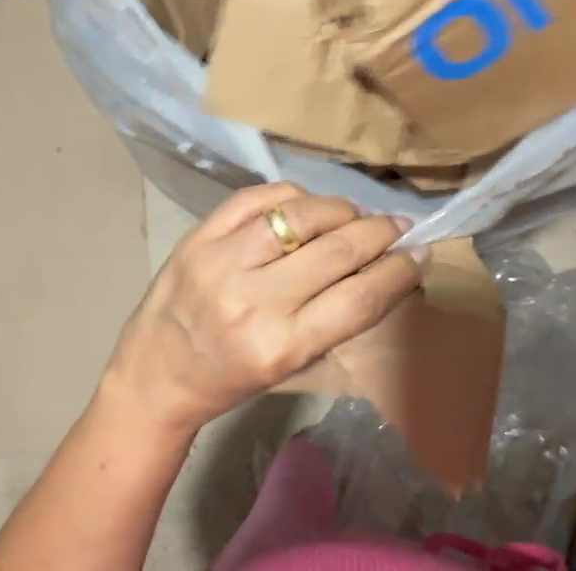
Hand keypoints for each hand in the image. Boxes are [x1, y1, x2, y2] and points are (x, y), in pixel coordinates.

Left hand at [97, 182, 425, 435]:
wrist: (154, 374)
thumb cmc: (228, 379)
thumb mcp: (289, 366)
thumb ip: (331, 319)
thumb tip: (379, 269)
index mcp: (283, 346)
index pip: (359, 298)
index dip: (399, 270)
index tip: (421, 253)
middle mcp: (254, 301)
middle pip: (337, 250)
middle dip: (378, 232)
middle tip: (396, 225)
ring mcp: (222, 261)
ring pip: (299, 215)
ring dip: (338, 209)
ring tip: (353, 214)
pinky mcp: (199, 236)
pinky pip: (256, 198)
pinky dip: (290, 195)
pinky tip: (305, 204)